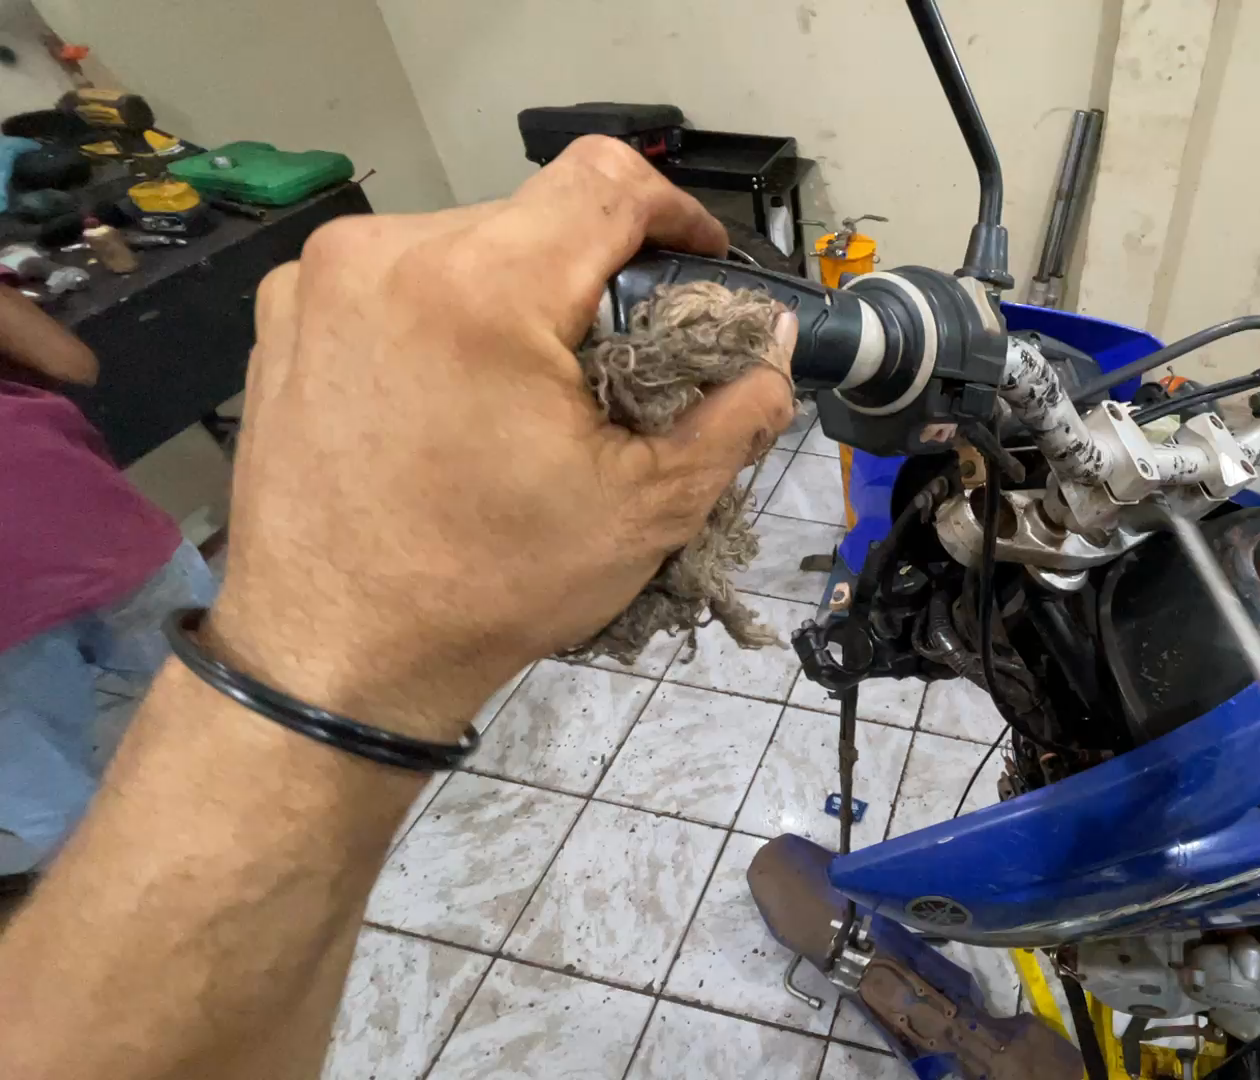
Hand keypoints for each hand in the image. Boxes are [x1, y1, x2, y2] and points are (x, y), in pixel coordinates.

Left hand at [206, 136, 795, 741]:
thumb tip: (777, 351)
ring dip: (542, 297)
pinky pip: (412, 278)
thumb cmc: (506, 579)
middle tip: (640, 362)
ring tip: (561, 389)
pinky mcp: (289, 320)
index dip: (677, 211)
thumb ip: (737, 414)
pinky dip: (472, 314)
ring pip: (478, 246)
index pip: (605, 181)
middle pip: (544, 217)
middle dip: (611, 277)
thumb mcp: (655, 504)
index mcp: (482, 290)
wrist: (340, 653)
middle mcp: (386, 255)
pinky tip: (482, 394)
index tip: (704, 264)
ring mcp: (322, 283)